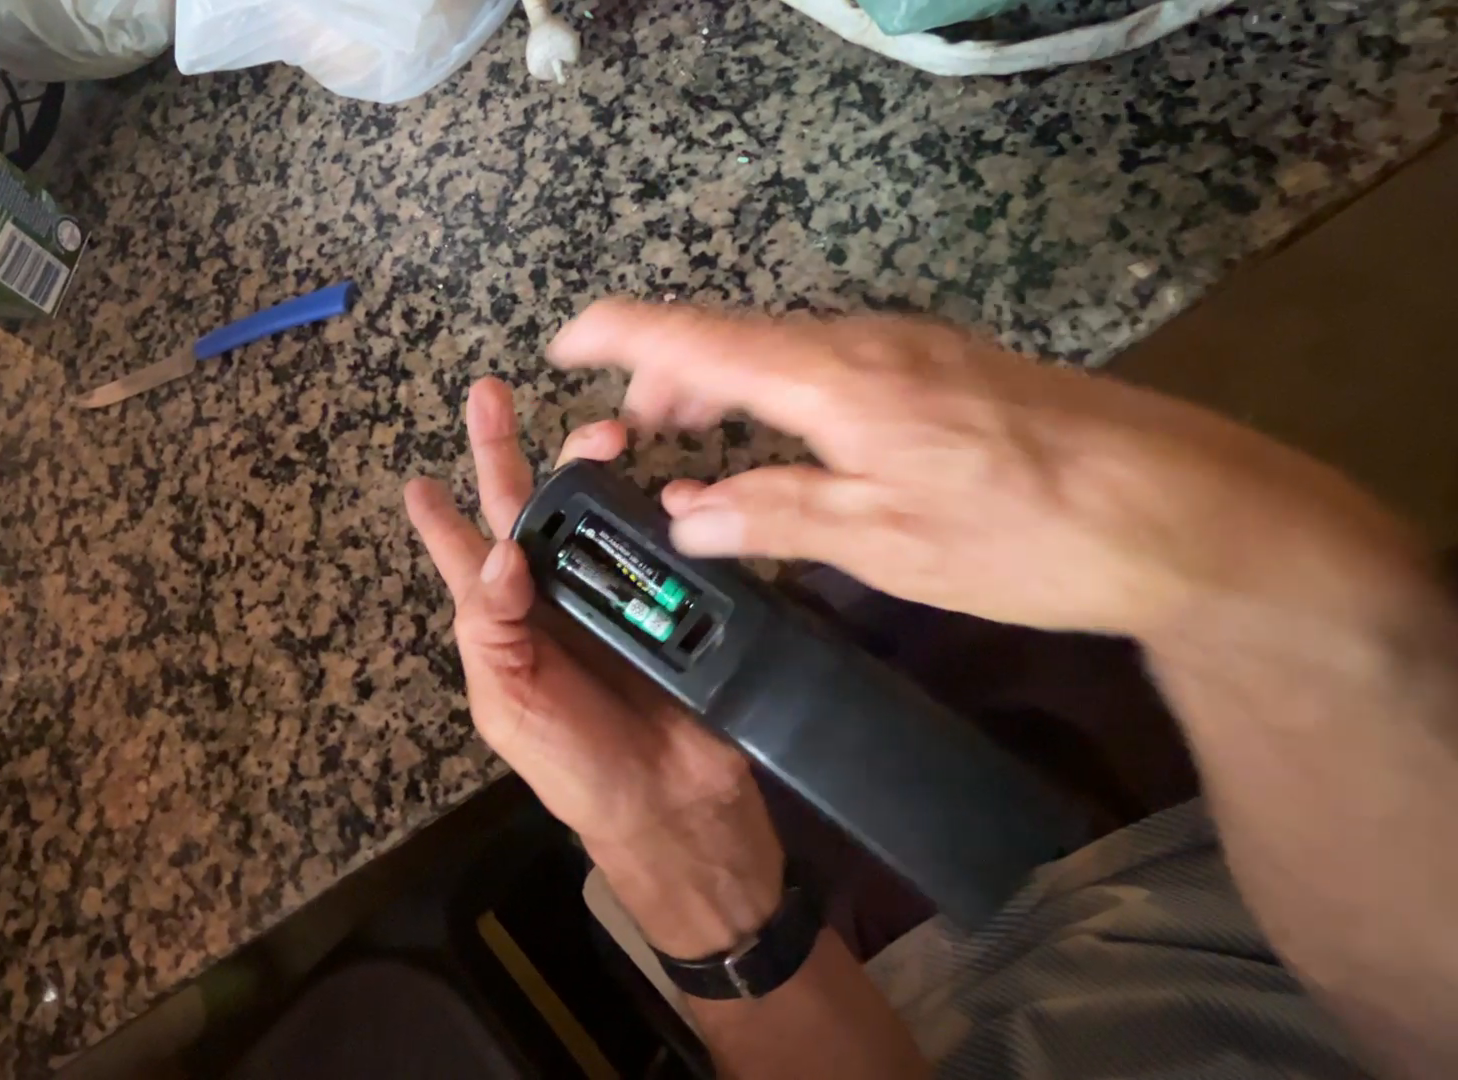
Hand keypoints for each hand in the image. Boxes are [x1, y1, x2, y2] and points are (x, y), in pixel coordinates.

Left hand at [405, 377, 782, 954]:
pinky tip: (653, 475)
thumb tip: (502, 552)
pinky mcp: (667, 594)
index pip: (464, 559)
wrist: (672, 803)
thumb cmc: (574, 762)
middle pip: (523, 510)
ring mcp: (610, 589)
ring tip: (600, 432)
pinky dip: (653, 504)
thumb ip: (490, 627)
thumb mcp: (507, 702)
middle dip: (503, 452)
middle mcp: (551, 594)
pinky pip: (655, 540)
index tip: (416, 480)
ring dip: (586, 464)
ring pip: (590, 511)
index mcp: (504, 621)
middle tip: (490, 393)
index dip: (438, 521)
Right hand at [548, 300, 1428, 641]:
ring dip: (719, 389)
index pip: (701, 340)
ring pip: (778, 353)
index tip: (565, 344)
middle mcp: (862, 344)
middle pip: (734, 340)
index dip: (624, 336)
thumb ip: (770, 516)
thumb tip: (680, 516)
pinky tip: (773, 438)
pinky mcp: (935, 370)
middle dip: (665, 377)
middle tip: (628, 432)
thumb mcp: (881, 539)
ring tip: (685, 438)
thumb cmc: (1024, 534)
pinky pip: (823, 367)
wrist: (1189, 515)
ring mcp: (904, 350)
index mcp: (834, 379)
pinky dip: (772, 397)